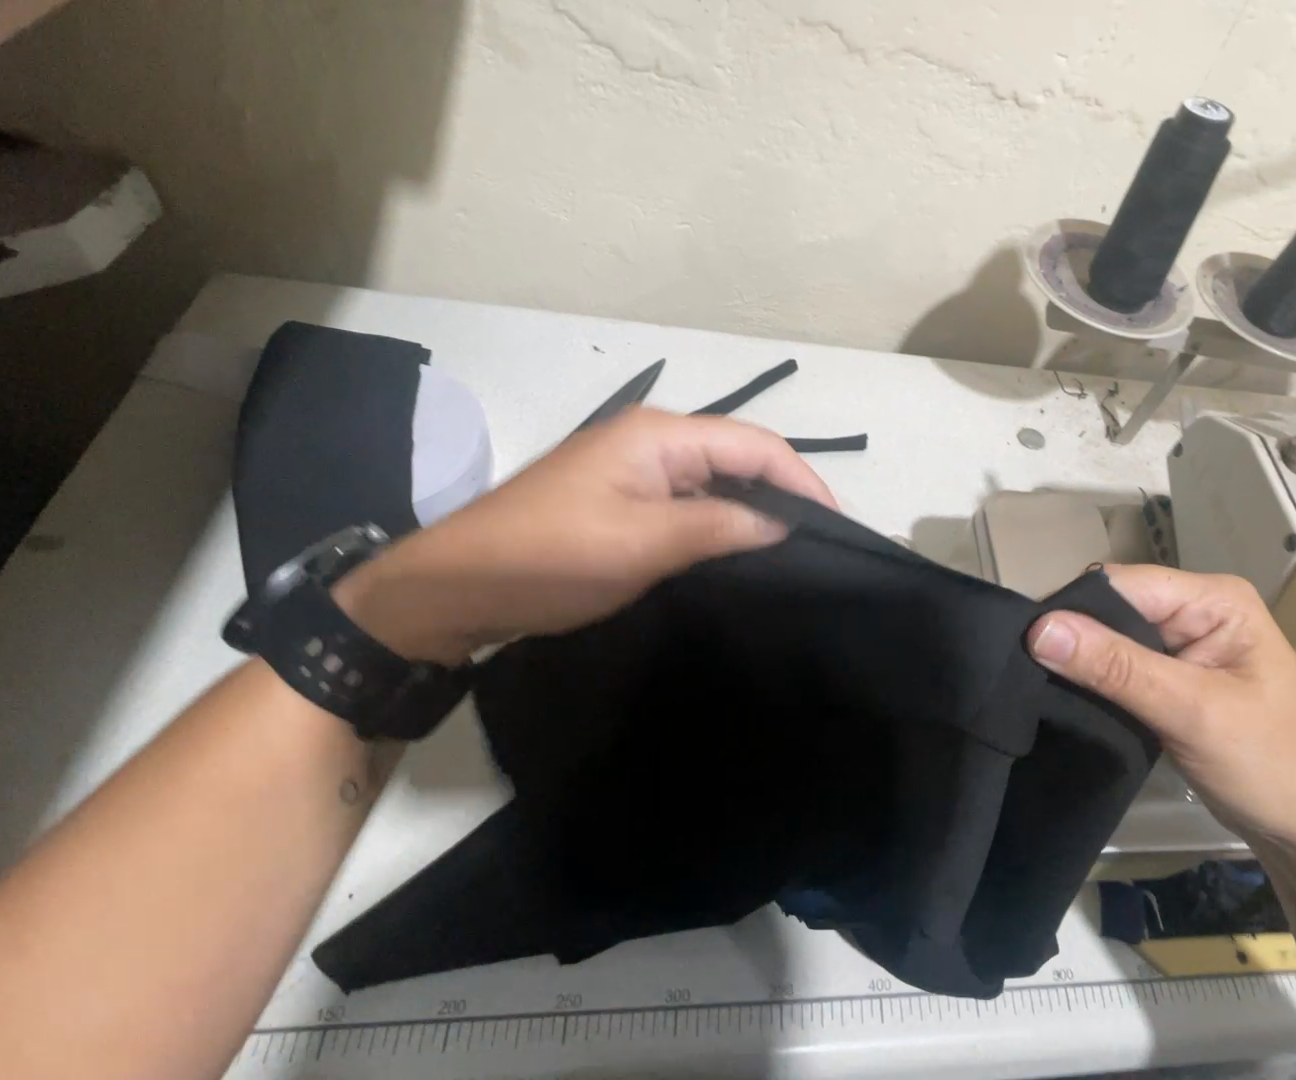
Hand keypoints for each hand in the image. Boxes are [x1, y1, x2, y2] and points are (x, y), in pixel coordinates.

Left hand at [333, 407, 835, 663]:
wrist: (458, 587)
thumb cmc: (552, 557)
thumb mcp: (644, 543)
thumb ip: (721, 526)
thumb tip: (784, 522)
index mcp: (660, 435)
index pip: (755, 446)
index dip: (803, 481)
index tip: (836, 529)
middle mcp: (652, 442)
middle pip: (740, 458)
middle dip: (785, 494)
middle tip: (820, 545)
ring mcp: (635, 472)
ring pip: (717, 483)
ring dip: (755, 511)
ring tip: (792, 552)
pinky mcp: (624, 503)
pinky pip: (691, 505)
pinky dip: (722, 525)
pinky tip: (740, 555)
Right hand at [1026, 565, 1295, 853]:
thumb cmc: (1271, 765)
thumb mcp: (1191, 711)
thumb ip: (1116, 667)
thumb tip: (1039, 629)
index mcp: (1214, 600)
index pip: (1122, 584)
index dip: (1073, 608)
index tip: (1021, 643)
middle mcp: (1197, 611)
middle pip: (1113, 607)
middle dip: (1072, 635)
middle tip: (1022, 669)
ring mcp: (1185, 648)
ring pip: (1112, 639)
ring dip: (1080, 661)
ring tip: (1035, 685)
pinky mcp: (1173, 681)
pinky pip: (1121, 668)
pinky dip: (1095, 683)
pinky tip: (1068, 699)